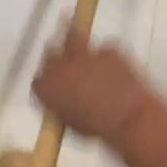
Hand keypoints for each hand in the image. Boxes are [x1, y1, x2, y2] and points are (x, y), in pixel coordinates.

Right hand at [32, 30, 159, 144]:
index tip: (56, 87)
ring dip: (77, 45)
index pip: (38, 81)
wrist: (127, 116)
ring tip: (89, 59)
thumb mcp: (70, 123)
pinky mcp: (107, 48)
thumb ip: (60, 108)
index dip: (48, 82)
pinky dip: (107, 57)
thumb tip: (62, 102)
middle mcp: (59, 66)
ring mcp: (83, 54)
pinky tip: (116, 71)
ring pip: (73, 38)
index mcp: (46, 88)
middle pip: (50, 53)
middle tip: (68, 63)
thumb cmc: (96, 127)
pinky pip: (104, 49)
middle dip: (57, 57)